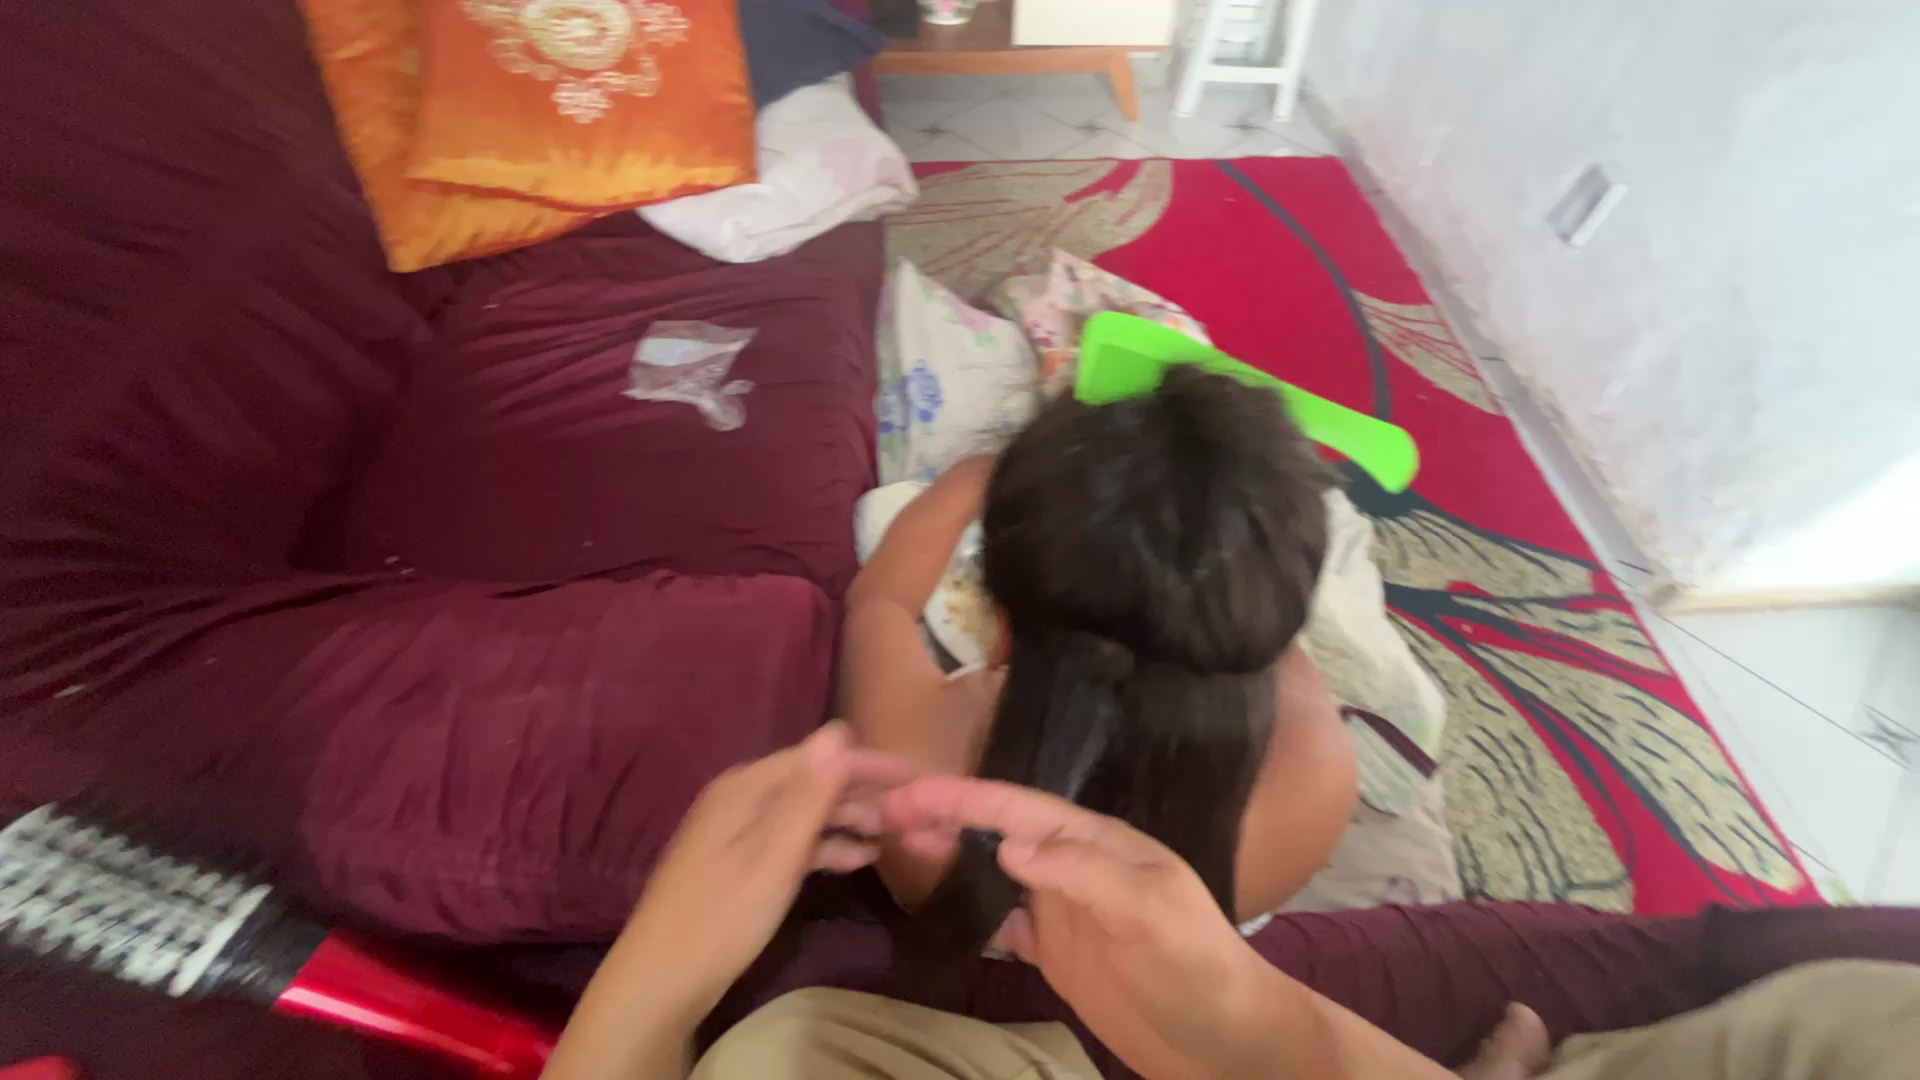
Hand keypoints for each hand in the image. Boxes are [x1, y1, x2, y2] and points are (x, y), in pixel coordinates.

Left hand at [621, 723, 916, 1014]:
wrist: (658, 985)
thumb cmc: (722, 917)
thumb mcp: (773, 856)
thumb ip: (808, 796)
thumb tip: (839, 732)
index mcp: (748, 785)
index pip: (822, 757)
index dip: (869, 764)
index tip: (916, 775)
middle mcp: (745, 795)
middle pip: (815, 780)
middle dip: (863, 792)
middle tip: (913, 810)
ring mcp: (741, 828)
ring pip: (808, 811)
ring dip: (850, 819)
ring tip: (895, 833)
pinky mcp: (743, 859)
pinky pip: (793, 839)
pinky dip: (827, 845)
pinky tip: (860, 858)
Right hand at [886, 776, 1334, 1079]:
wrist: (1230, 1043)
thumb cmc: (1196, 965)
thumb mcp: (1149, 909)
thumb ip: (1082, 872)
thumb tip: (1008, 842)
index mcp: (1094, 842)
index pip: (1019, 808)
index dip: (965, 797)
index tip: (911, 790)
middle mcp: (1073, 865)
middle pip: (999, 829)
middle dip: (947, 815)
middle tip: (888, 814)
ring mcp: (1063, 908)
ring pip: (995, 869)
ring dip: (953, 854)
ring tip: (903, 848)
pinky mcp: (1059, 951)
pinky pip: (1005, 921)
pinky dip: (972, 909)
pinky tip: (944, 911)